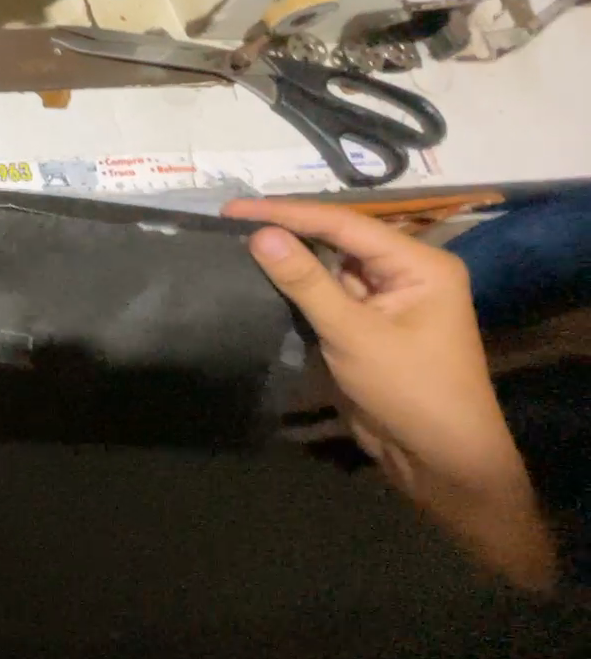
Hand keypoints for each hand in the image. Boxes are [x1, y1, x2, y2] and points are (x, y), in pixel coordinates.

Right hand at [222, 198, 555, 590]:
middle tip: (225, 221)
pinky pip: (319, 290)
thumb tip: (259, 235)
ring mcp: (380, 297)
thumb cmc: (407, 386)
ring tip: (230, 241)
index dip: (286, 214)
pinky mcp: (359, 321)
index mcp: (418, 265)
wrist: (432, 449)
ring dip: (282, 254)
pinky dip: (288, 282)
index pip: (344, 224)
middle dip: (283, 228)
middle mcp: (402, 272)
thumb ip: (305, 281)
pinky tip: (253, 275)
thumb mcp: (352, 331)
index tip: (231, 209)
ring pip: (324, 264)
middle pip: (334, 238)